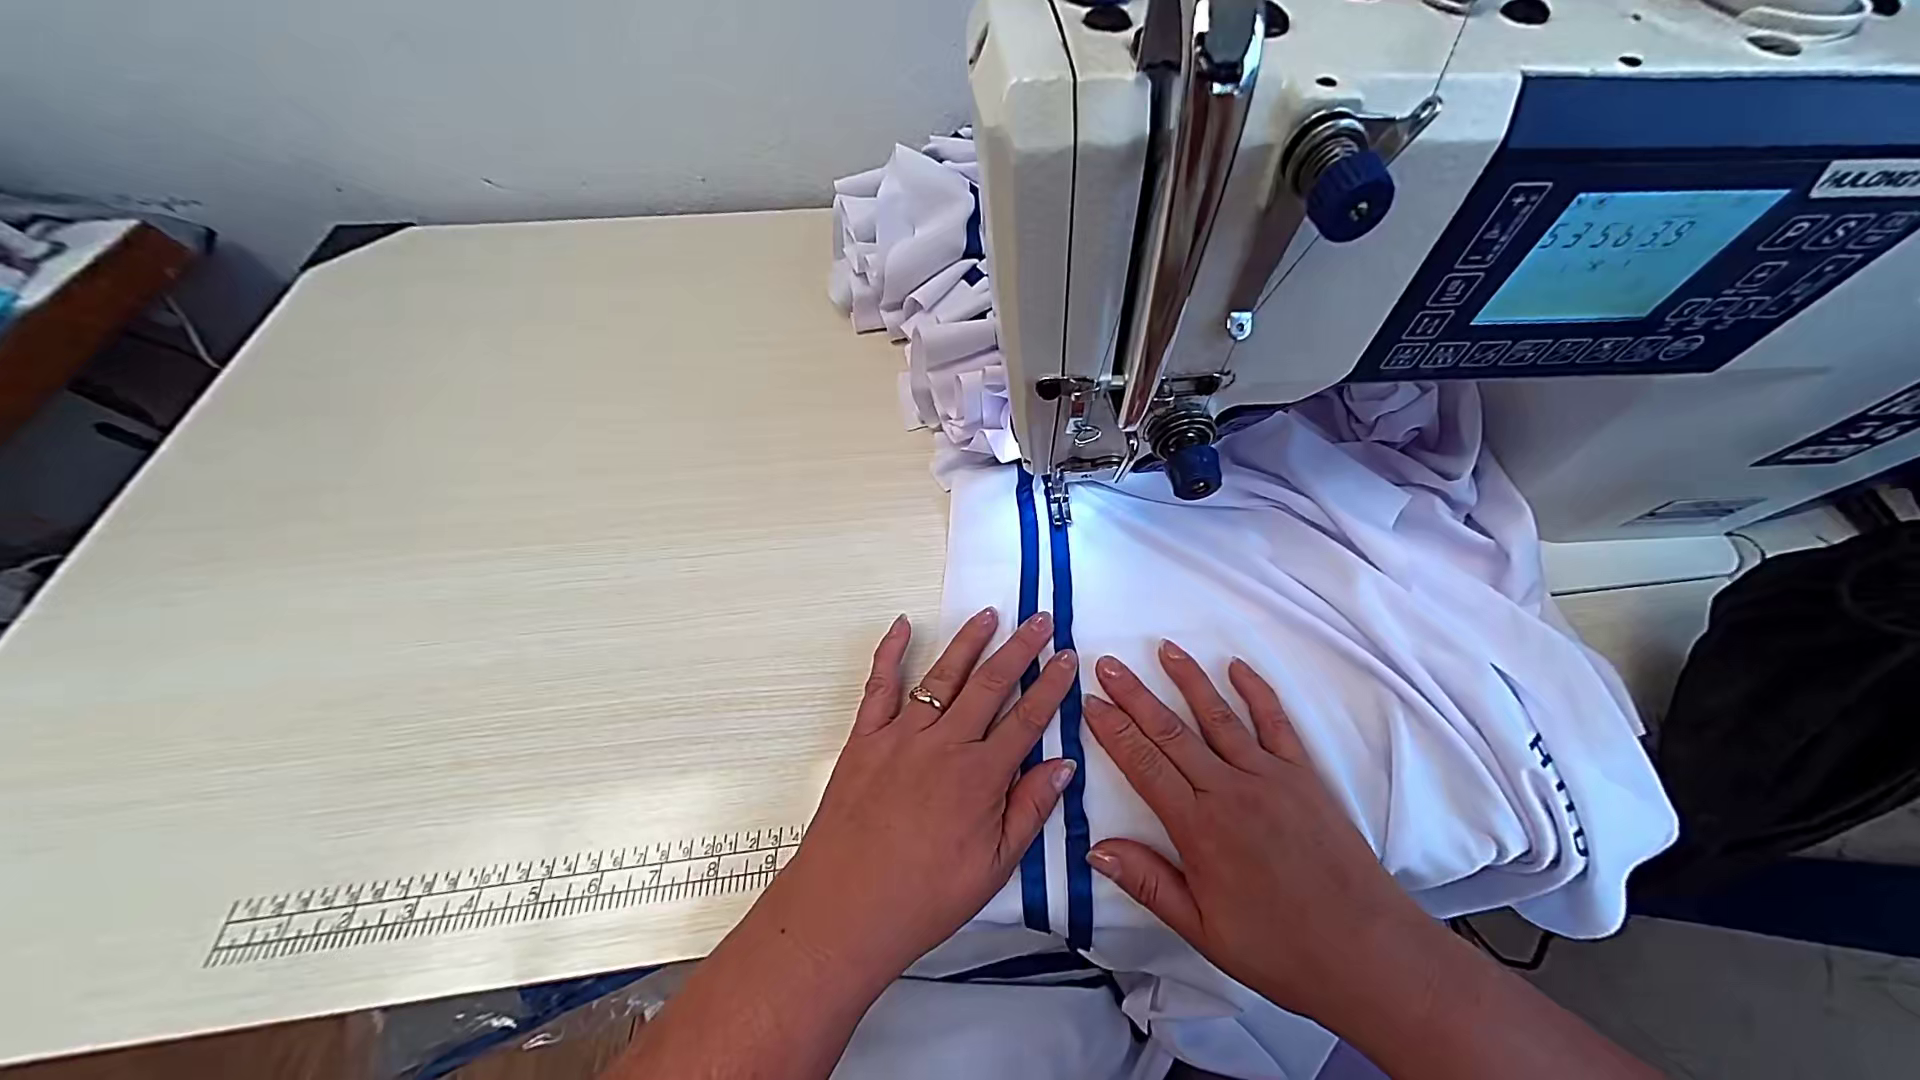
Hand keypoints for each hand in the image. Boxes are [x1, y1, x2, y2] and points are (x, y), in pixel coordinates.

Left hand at [761, 608, 1079, 983]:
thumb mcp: (993, 867)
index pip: (1027, 717)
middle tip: (1039, 621)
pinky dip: (890, 652)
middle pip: (991, 683)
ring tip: (989, 614)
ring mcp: (900, 736)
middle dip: (1021, 647)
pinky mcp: (864, 738)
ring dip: (969, 641)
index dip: (1051, 685)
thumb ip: (1030, 809)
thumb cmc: (919, 897)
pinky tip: (901, 626)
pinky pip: (879, 684)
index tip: (1065, 659)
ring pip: (943, 675)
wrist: (843, 909)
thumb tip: (1062, 767)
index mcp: (979, 777)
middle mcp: (943, 746)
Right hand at [1082, 642, 1441, 1026]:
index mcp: (1200, 828)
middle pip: (1171, 731)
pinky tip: (1237, 666)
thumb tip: (1095, 849)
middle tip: (1108, 662)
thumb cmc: (1281, 949)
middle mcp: (1230, 791)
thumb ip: (1147, 883)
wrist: (1372, 955)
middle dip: (1134, 694)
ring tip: (1164, 648)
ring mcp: (1270, 777)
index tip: (1090, 700)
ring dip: (1188, 679)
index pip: (1143, 765)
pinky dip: (1256, 691)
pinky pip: (1275, 723)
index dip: (1113, 729)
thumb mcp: (1202, 930)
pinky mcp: (1304, 775)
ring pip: (1218, 717)